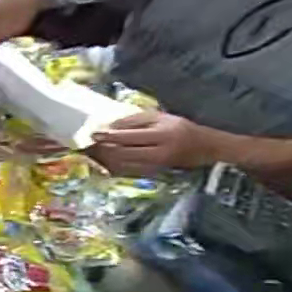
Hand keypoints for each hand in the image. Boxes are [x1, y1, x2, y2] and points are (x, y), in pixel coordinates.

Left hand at [87, 110, 222, 174]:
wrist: (202, 147)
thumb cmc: (177, 128)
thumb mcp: (159, 117)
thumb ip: (134, 120)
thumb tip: (108, 126)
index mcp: (162, 135)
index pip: (129, 137)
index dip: (109, 136)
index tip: (93, 133)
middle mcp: (158, 153)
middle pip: (123, 153)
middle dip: (103, 148)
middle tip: (89, 143)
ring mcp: (154, 166)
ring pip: (122, 164)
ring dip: (104, 159)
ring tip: (93, 150)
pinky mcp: (151, 174)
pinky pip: (126, 172)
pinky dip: (112, 166)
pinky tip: (103, 160)